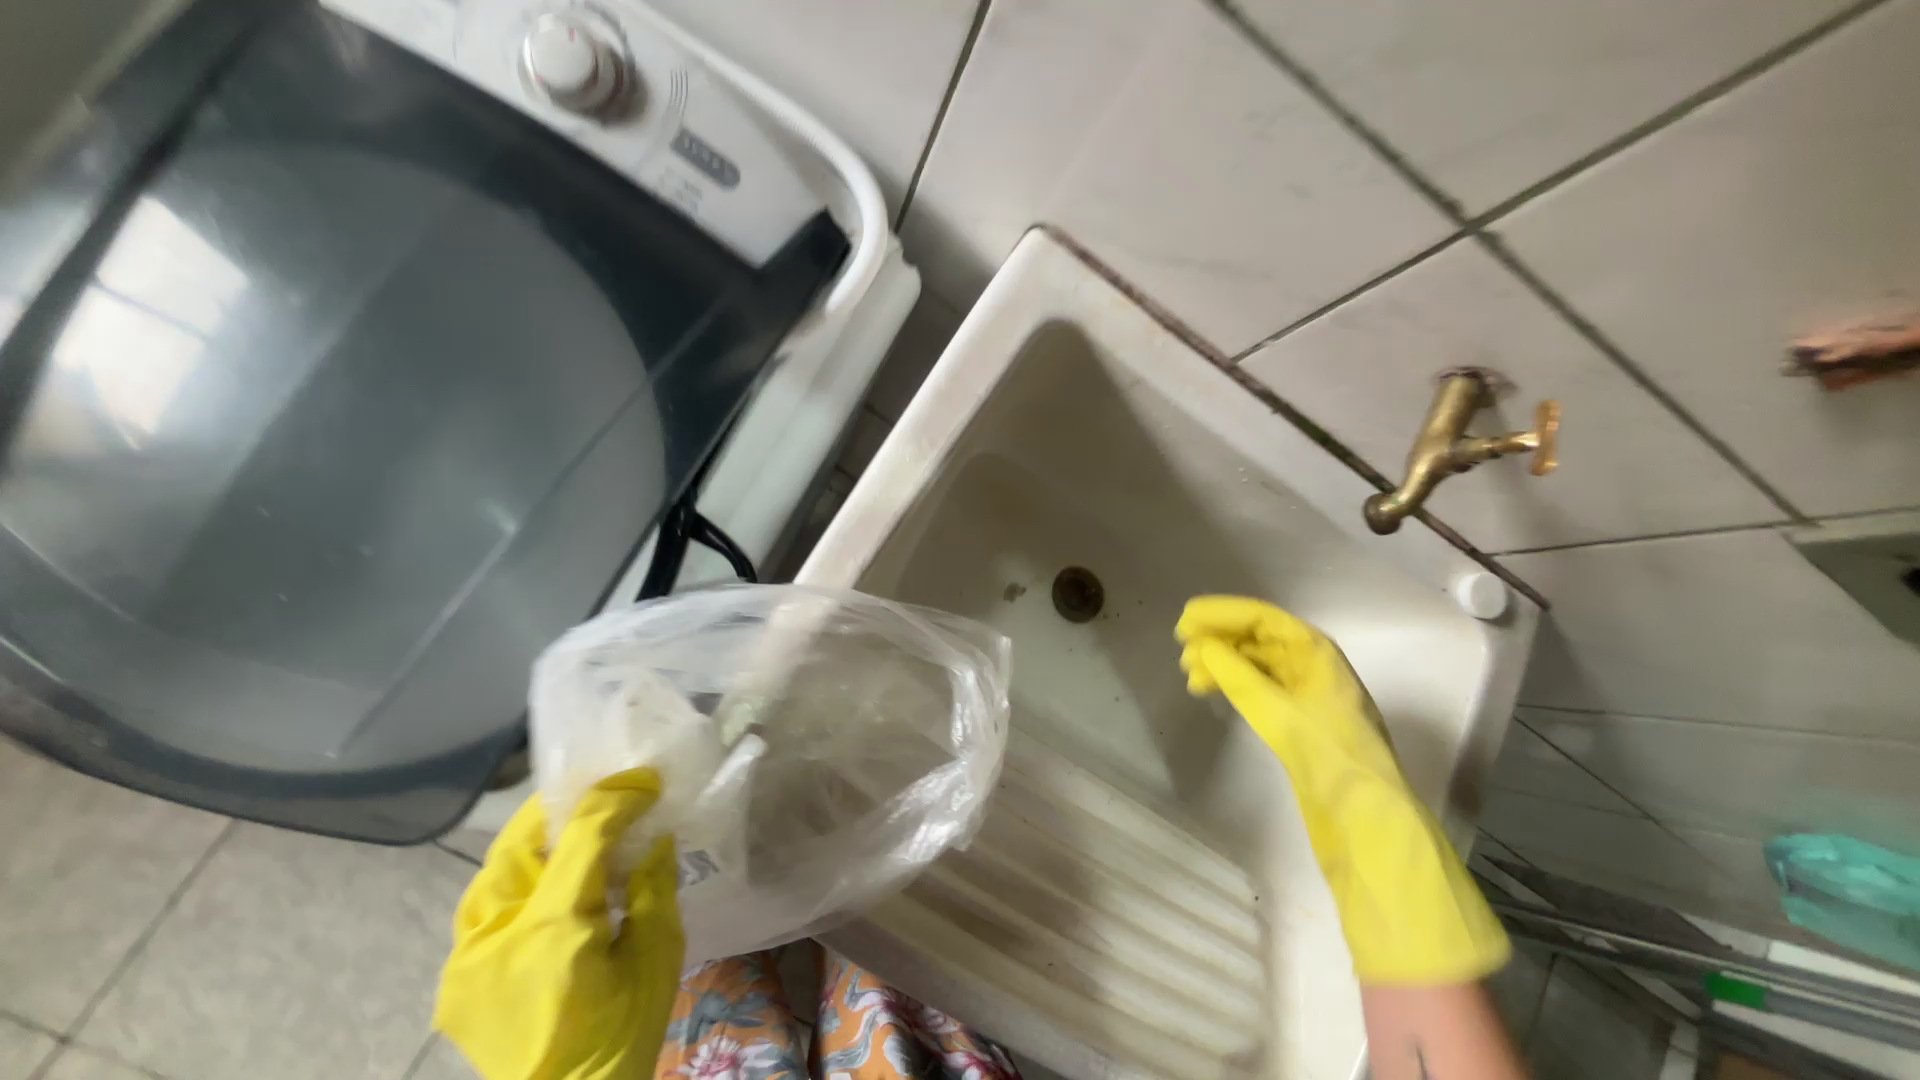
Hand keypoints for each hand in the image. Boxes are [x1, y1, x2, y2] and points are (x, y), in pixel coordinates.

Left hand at [435, 769, 683, 1079]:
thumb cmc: (622, 1042)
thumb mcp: (657, 962)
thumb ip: (654, 891)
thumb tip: (653, 839)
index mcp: (555, 929)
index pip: (584, 834)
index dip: (618, 796)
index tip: (647, 781)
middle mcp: (497, 931)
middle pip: (521, 839)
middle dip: (566, 806)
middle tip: (607, 794)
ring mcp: (464, 956)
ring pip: (492, 869)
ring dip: (535, 839)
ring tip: (576, 830)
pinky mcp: (454, 977)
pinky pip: (483, 906)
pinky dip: (517, 879)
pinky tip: (547, 885)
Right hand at [1175, 596, 1507, 984]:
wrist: (1370, 826)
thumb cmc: (1333, 761)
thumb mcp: (1284, 715)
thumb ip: (1240, 678)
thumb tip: (1202, 647)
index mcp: (1319, 655)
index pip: (1264, 619)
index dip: (1223, 614)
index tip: (1184, 622)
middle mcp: (1314, 669)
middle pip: (1259, 639)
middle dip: (1219, 640)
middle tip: (1182, 654)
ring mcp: (1307, 699)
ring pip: (1256, 666)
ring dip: (1222, 665)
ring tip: (1191, 679)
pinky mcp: (1298, 727)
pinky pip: (1258, 691)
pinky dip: (1233, 688)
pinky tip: (1214, 694)